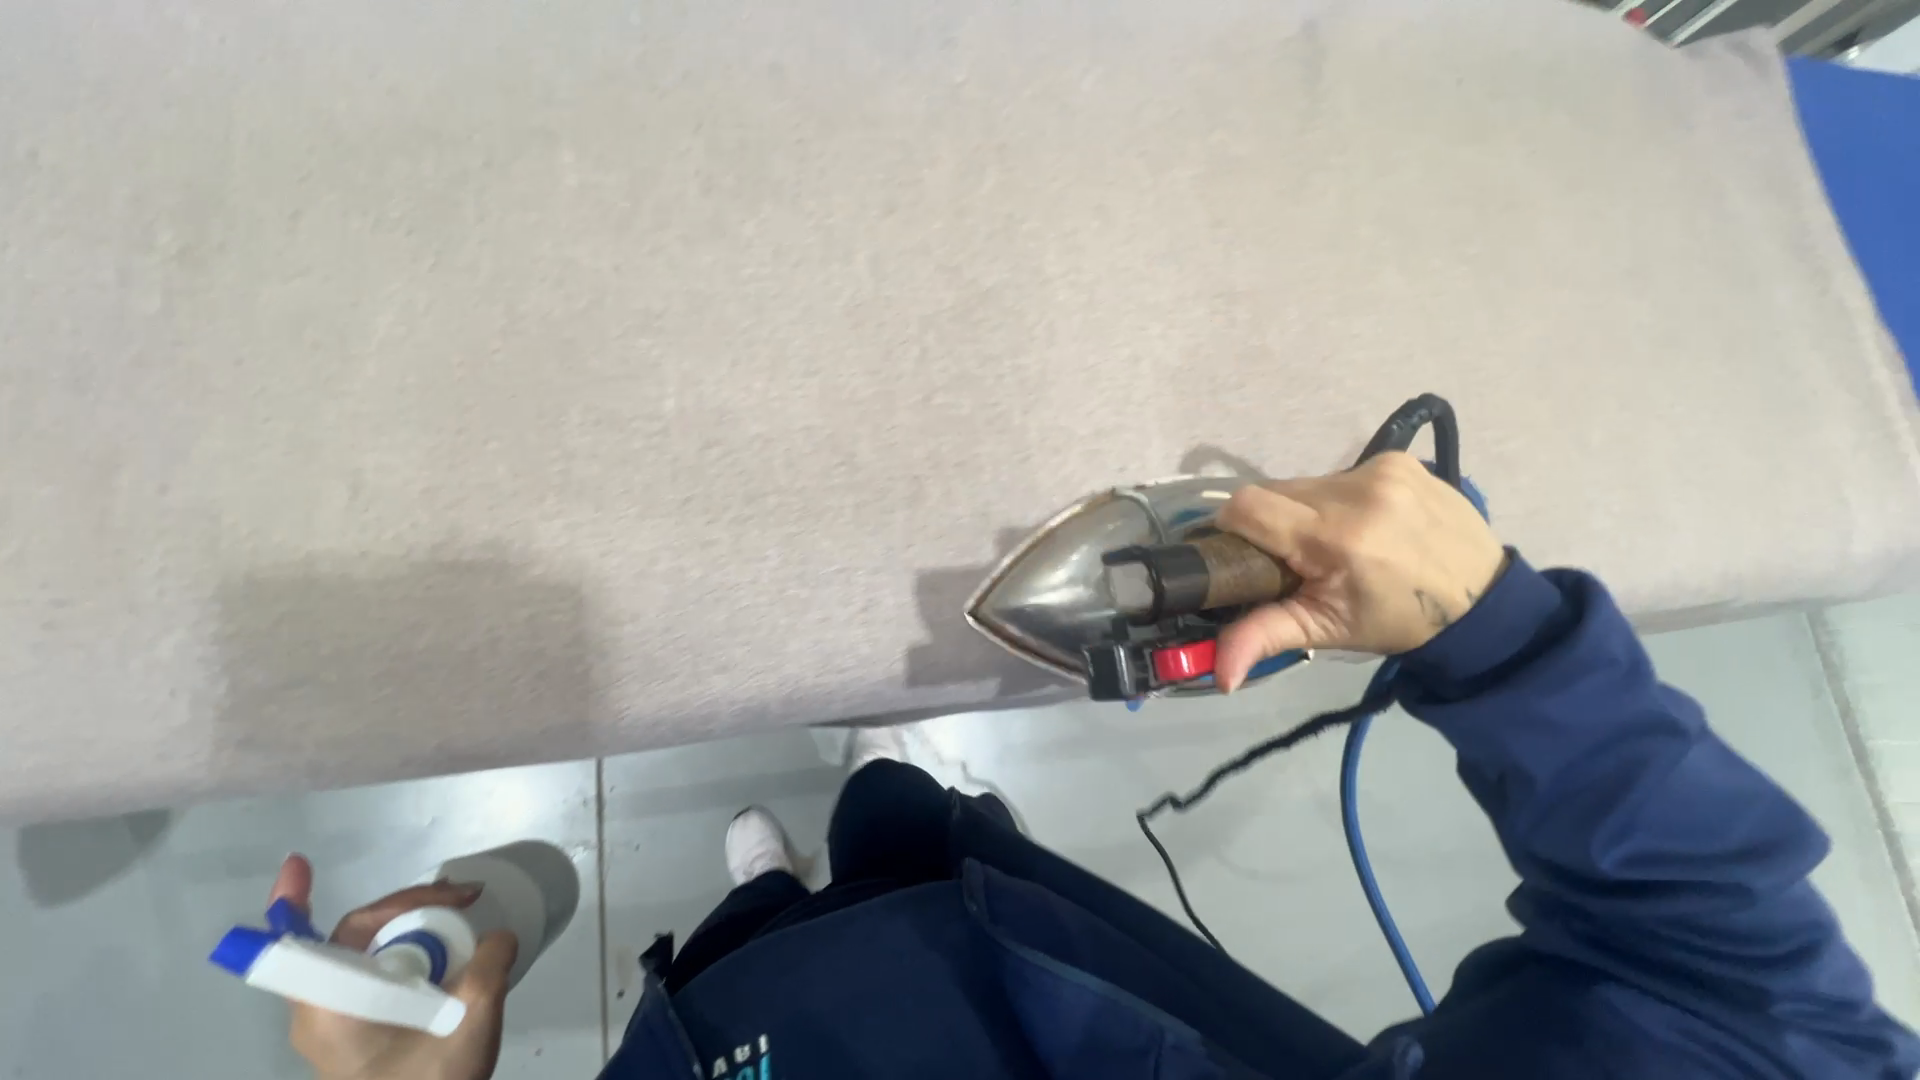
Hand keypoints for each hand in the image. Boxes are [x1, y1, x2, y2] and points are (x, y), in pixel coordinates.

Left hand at [269, 854, 518, 1079]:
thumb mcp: (470, 1025)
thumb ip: (489, 968)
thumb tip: (499, 936)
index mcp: (331, 1010)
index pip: (304, 946)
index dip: (294, 905)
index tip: (298, 864)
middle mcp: (324, 1010)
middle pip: (355, 933)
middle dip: (406, 904)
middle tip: (462, 897)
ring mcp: (341, 1019)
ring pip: (371, 949)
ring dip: (415, 921)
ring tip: (464, 910)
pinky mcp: (362, 1027)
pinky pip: (379, 969)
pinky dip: (412, 943)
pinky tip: (448, 941)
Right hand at [1213, 452, 1506, 689]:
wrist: (1482, 601)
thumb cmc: (1396, 621)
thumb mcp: (1325, 631)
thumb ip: (1263, 638)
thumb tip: (1219, 677)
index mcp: (1333, 538)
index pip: (1245, 507)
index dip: (1230, 527)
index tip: (1242, 552)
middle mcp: (1354, 492)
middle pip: (1272, 493)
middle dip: (1271, 524)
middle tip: (1294, 557)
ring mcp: (1380, 469)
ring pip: (1304, 482)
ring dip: (1303, 510)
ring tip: (1331, 541)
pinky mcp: (1398, 458)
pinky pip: (1338, 473)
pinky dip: (1337, 497)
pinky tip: (1362, 522)